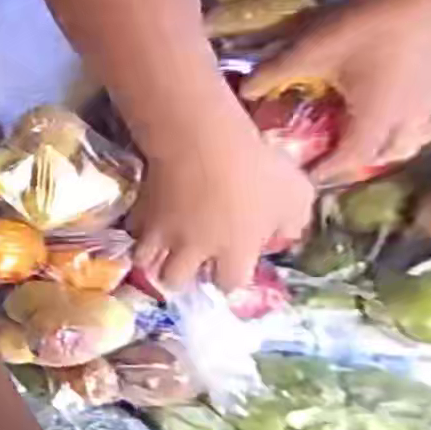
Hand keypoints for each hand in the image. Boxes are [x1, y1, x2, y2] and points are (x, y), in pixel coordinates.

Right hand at [129, 112, 313, 293]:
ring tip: (160, 249)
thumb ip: (289, 225)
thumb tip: (279, 237)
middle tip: (187, 264)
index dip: (229, 279)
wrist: (203, 146)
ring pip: (143, 261)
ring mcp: (161, 232)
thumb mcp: (296, 197)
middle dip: (181, 276)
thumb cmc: (257, 172)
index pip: (229, 284)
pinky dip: (139, 231)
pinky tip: (148, 223)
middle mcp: (193, 249)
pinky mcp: (140, 212)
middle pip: (174, 280)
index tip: (230, 270)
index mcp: (235, 251)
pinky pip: (133, 230)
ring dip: (152, 258)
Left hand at [241, 0, 430, 184]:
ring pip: (414, 141)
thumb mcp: (305, 53)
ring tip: (353, 144)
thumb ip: (270, 76)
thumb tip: (243, 93)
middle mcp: (415, 117)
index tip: (300, 177)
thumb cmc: (366, 26)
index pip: (352, 159)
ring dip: (385, 148)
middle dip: (355, 164)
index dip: (326, 171)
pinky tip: (390, 118)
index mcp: (379, 116)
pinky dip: (411, 129)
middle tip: (323, 161)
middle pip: (386, 156)